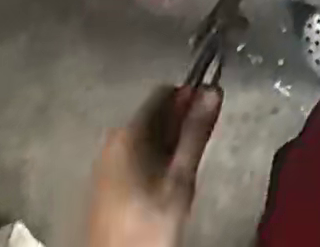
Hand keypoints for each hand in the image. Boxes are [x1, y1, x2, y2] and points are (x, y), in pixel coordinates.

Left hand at [87, 85, 221, 246]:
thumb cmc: (148, 227)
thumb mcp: (180, 180)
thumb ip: (195, 132)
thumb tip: (212, 91)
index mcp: (127, 131)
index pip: (164, 93)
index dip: (190, 96)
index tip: (211, 106)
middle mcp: (113, 139)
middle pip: (155, 115)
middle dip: (180, 124)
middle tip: (200, 145)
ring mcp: (108, 161)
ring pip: (148, 137)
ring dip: (170, 145)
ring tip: (186, 170)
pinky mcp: (108, 183)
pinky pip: (138, 156)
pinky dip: (157, 161)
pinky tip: (167, 185)